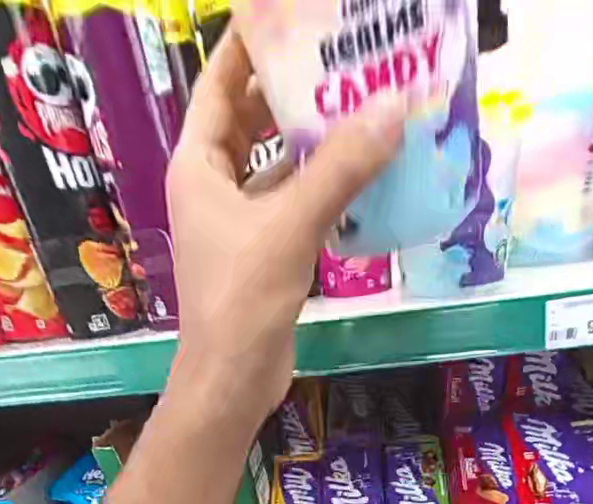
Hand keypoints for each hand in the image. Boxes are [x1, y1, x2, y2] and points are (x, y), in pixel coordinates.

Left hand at [107, 29, 401, 503]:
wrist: (233, 379)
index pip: (221, 84)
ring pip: (278, 169)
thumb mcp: (291, 226)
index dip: (252, 46)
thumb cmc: (244, 298)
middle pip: (252, 122)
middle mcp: (214, 188)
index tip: (296, 19)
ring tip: (365, 113)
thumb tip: (393, 108)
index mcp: (199, 165)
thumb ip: (340, 170)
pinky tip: (362, 181)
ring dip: (316, 147)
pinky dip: (324, 194)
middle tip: (346, 63)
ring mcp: (240, 225)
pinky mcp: (265, 257)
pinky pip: (296, 209)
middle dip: (295, 94)